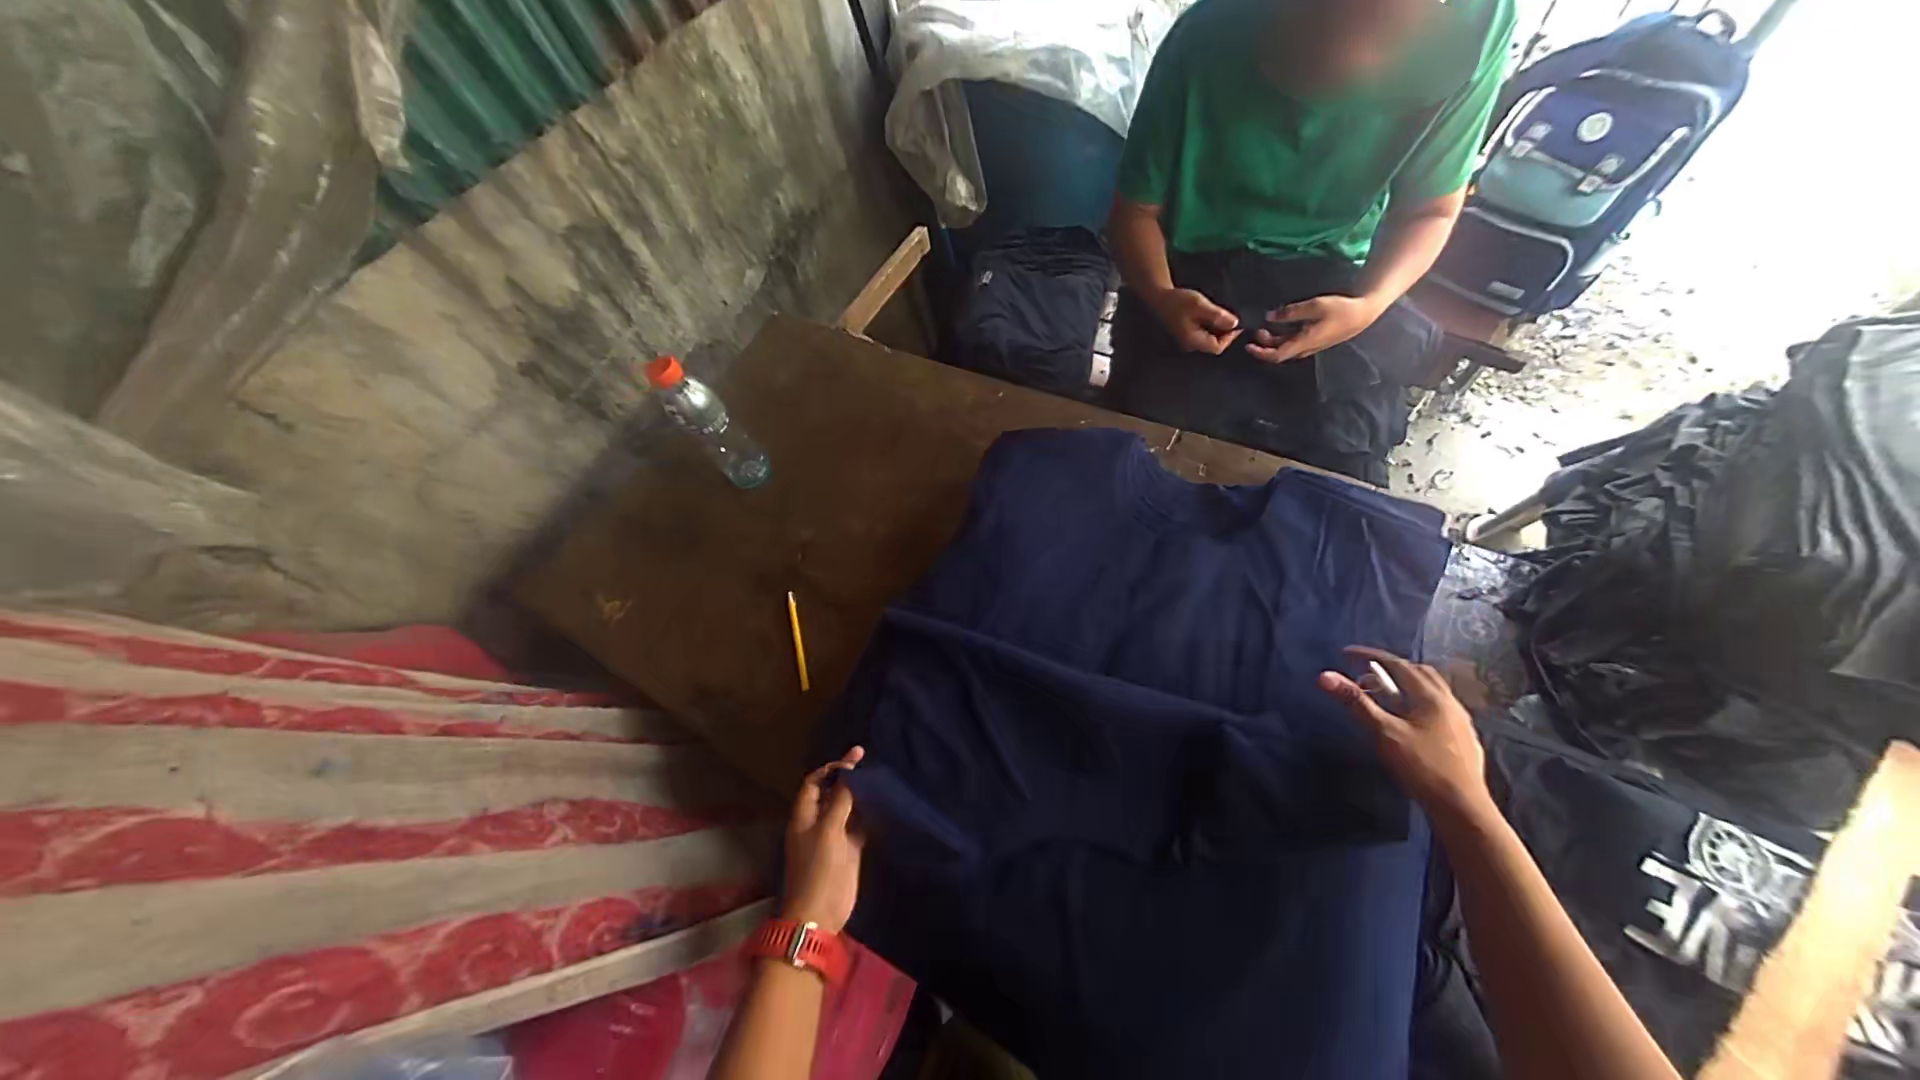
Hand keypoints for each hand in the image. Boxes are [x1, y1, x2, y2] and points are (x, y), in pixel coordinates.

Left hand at [782, 746, 865, 933]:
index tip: (853, 760)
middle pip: (831, 793)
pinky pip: (857, 825)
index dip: (831, 769)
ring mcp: (834, 836)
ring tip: (877, 777)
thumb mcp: (828, 830)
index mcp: (804, 816)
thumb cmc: (818, 870)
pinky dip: (867, 813)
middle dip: (846, 778)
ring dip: (858, 794)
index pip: (815, 783)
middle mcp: (817, 822)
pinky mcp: (848, 850)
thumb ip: (840, 801)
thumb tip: (850, 775)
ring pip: (845, 808)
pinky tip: (881, 803)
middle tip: (868, 760)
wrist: (819, 914)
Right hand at [1146, 287, 1241, 354]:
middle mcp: (1190, 344)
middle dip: (1225, 333)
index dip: (1230, 337)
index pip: (1217, 347)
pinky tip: (1212, 316)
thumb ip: (1217, 316)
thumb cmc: (1178, 301)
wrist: (1160, 297)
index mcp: (1193, 340)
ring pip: (1209, 340)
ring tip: (1223, 316)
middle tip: (1231, 318)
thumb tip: (1235, 323)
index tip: (1236, 323)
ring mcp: (1187, 340)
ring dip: (1218, 329)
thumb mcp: (1200, 305)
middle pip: (1213, 345)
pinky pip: (1203, 335)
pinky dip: (1211, 327)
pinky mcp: (1187, 334)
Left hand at [1245, 293, 1387, 362]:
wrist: (1363, 314)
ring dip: (1273, 340)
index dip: (1260, 353)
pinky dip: (1283, 336)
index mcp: (1303, 343)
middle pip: (1278, 352)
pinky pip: (1293, 342)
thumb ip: (1290, 312)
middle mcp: (1304, 348)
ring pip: (1286, 347)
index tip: (1248, 346)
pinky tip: (1279, 325)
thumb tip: (1269, 317)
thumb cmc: (1340, 310)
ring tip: (1264, 327)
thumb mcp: (1314, 306)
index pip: (1276, 355)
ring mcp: (1310, 345)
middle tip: (1255, 331)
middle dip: (1264, 345)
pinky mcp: (1314, 340)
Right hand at [1318, 646, 1490, 820]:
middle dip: (1390, 667)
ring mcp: (1460, 722)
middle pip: (1419, 673)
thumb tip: (1325, 676)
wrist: (1463, 808)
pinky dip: (1417, 702)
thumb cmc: (1422, 767)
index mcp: (1431, 697)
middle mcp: (1450, 703)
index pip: (1397, 664)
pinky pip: (1438, 708)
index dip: (1370, 655)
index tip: (1345, 654)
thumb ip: (1356, 702)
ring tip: (1384, 697)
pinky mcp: (1463, 739)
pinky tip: (1408, 721)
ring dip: (1406, 685)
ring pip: (1432, 691)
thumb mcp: (1383, 733)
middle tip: (1365, 675)